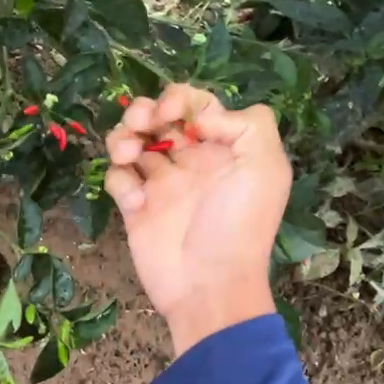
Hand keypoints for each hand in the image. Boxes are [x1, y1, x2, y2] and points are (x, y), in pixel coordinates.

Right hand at [104, 84, 290, 355]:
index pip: (196, 104)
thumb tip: (201, 116)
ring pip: (130, 143)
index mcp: (223, 147)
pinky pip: (118, 179)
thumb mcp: (266, 168)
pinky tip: (136, 201)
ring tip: (126, 155)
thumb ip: (246, 125)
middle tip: (142, 125)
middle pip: (156, 118)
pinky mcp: (134, 209)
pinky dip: (121, 182)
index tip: (171, 113)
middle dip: (142, 111)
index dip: (179, 98)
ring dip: (121, 139)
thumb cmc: (239, 225)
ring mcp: (159, 185)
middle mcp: (189, 160)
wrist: (208, 284)